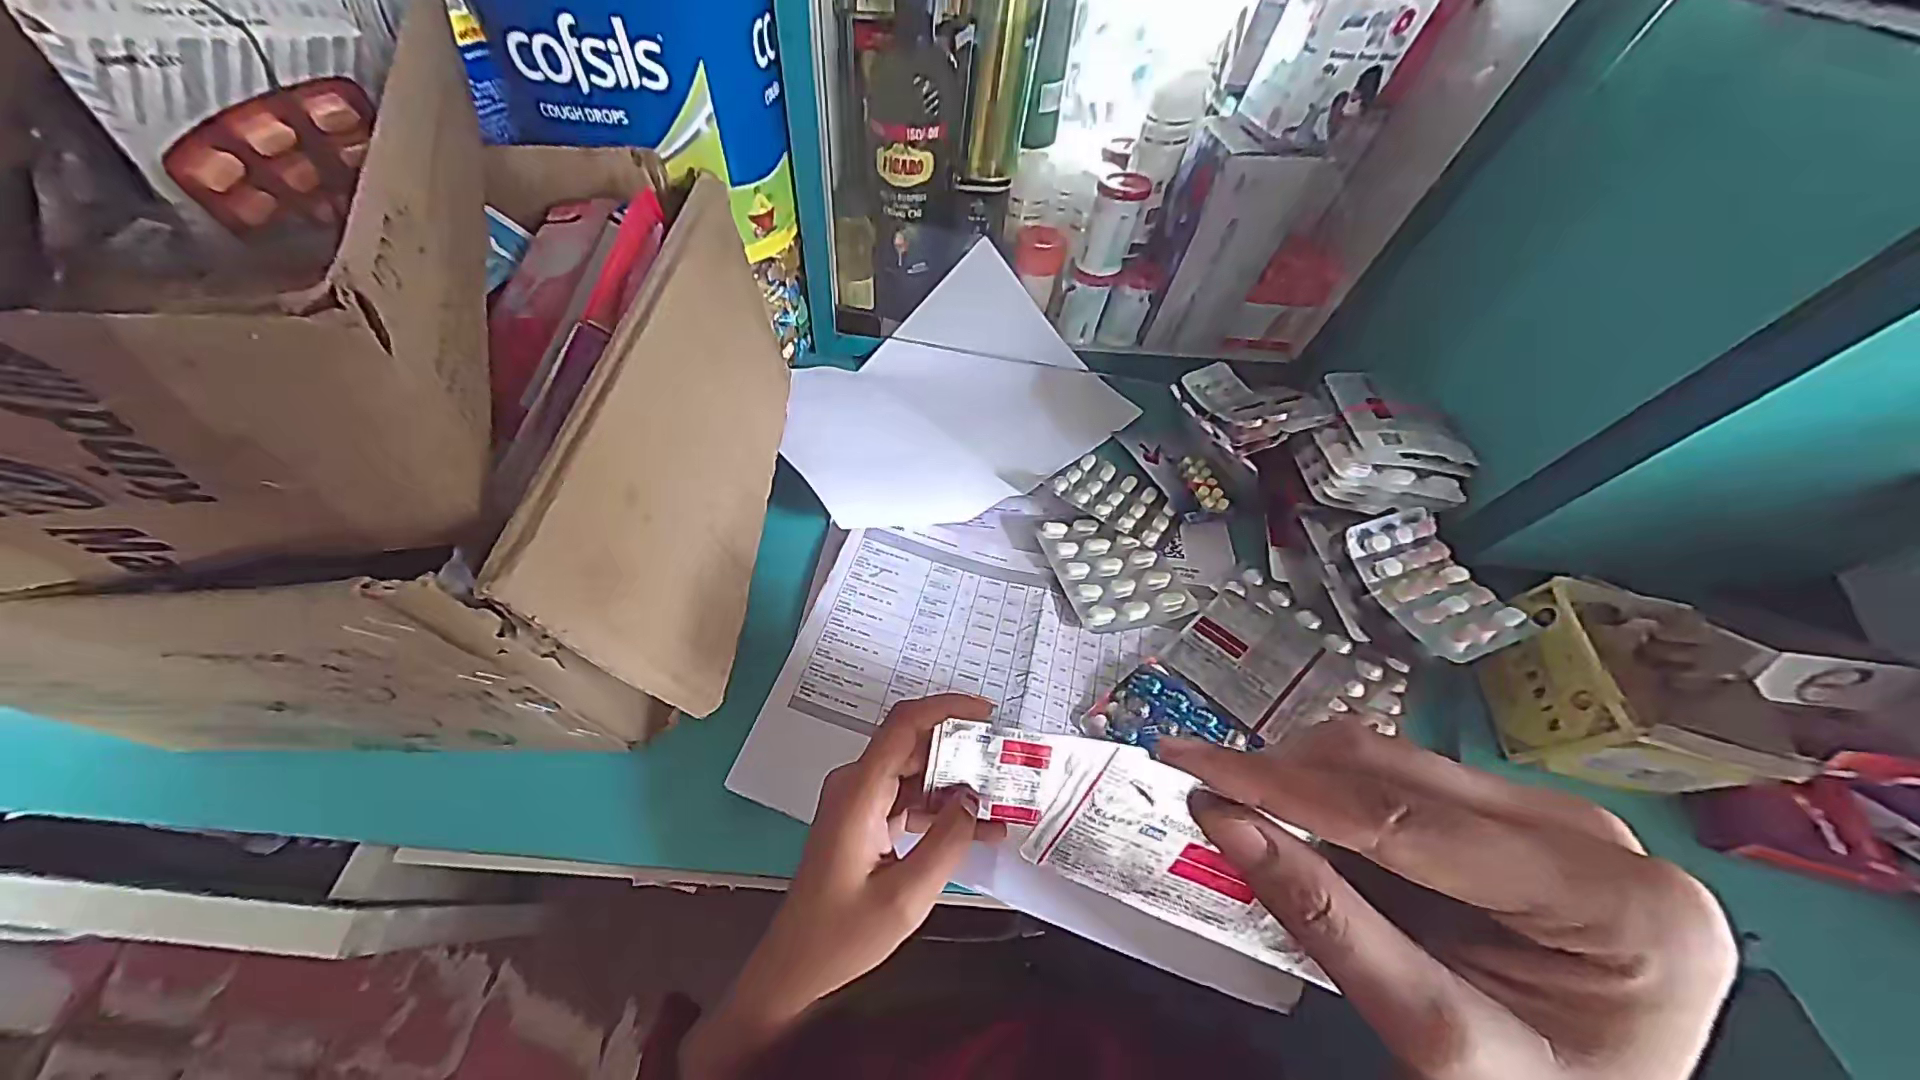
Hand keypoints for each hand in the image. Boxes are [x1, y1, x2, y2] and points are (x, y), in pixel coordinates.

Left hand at [681, 694, 1006, 1078]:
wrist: (795, 966)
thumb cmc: (840, 937)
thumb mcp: (905, 898)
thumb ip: (946, 844)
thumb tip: (973, 800)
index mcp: (858, 793)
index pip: (903, 725)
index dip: (946, 708)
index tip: (986, 712)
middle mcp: (856, 784)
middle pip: (914, 746)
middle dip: (963, 750)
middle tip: (1005, 764)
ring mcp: (859, 799)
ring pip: (916, 771)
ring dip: (957, 783)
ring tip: (1000, 799)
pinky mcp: (865, 816)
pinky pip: (909, 797)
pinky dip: (941, 807)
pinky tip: (976, 827)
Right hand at [1158, 720, 1735, 1079]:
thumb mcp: (1436, 1039)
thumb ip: (1329, 924)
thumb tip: (1225, 821)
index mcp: (1612, 900)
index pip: (1403, 818)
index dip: (1282, 786)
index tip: (1190, 763)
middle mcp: (1589, 834)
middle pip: (1394, 774)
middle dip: (1281, 775)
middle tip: (1197, 783)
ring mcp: (1551, 817)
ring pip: (1387, 763)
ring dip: (1300, 781)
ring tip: (1240, 808)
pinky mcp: (1509, 816)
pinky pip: (1397, 782)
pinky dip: (1329, 798)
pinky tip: (1296, 823)